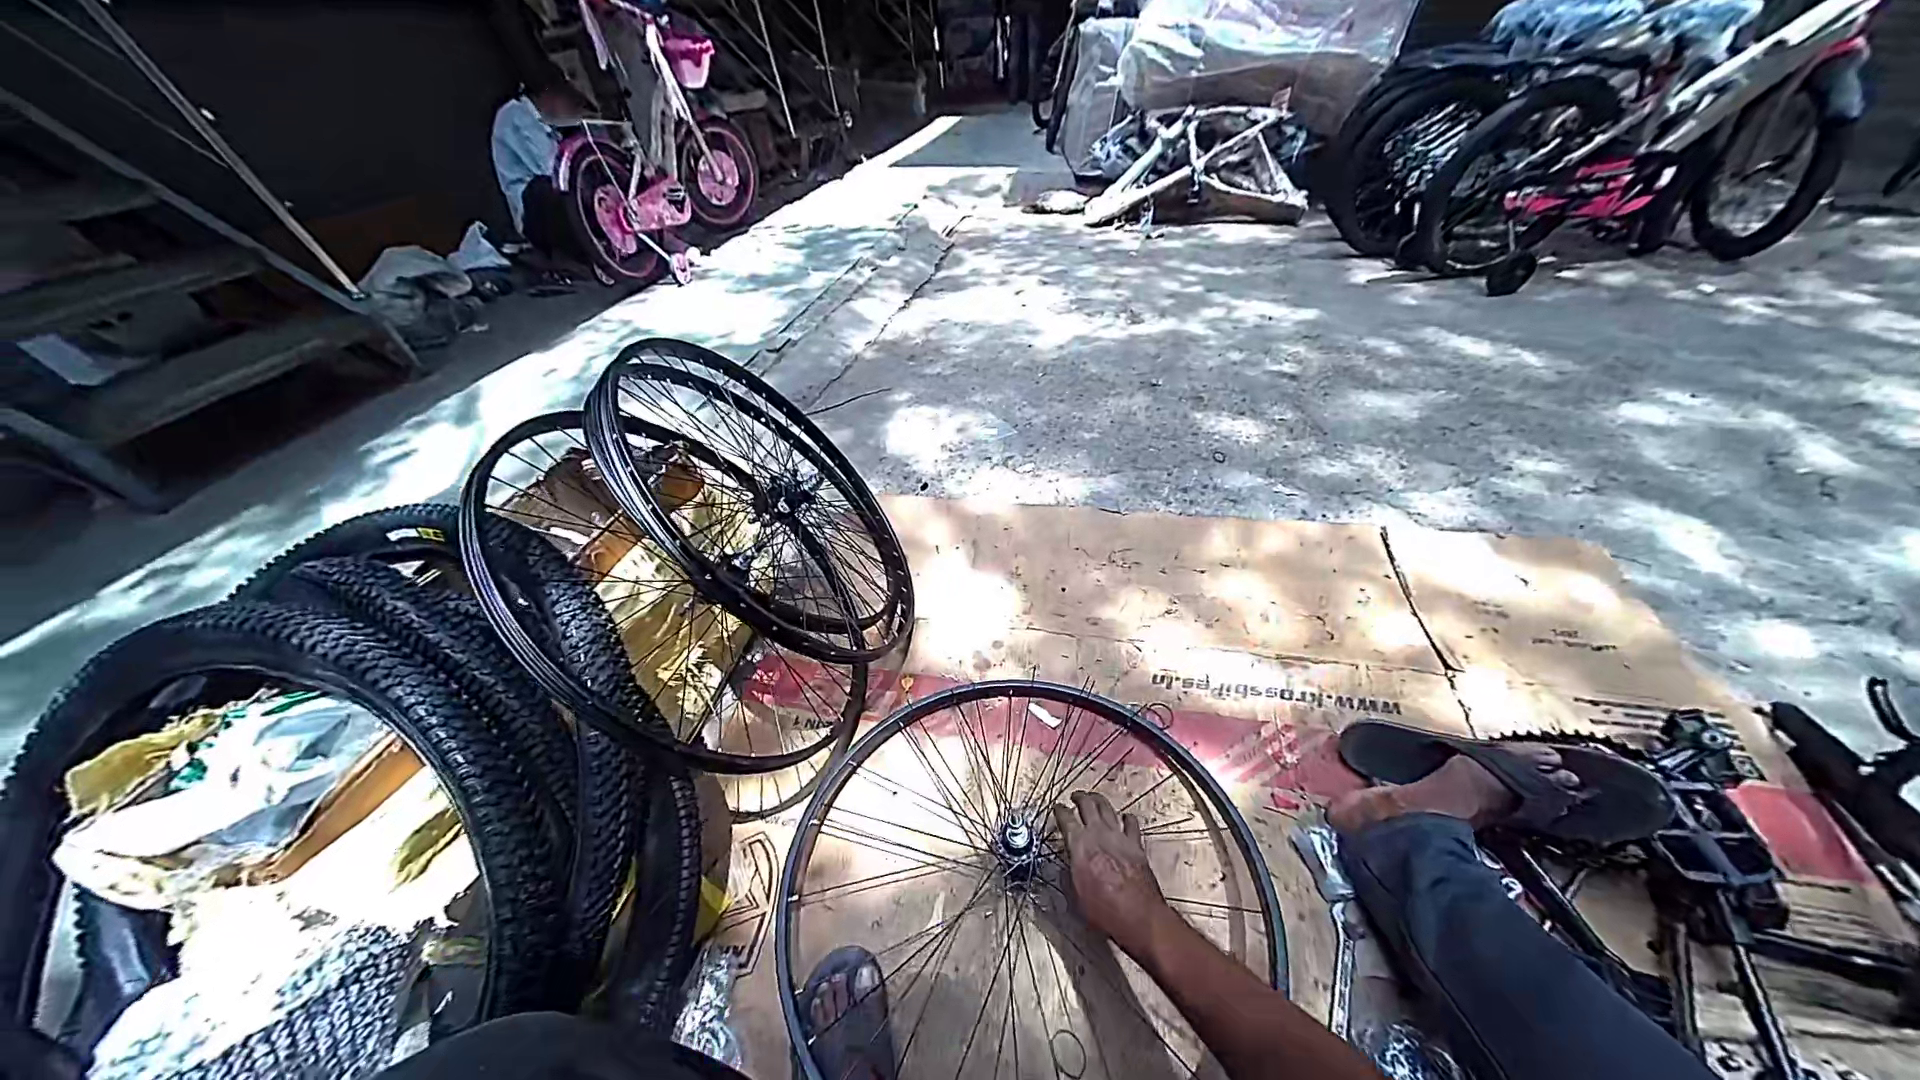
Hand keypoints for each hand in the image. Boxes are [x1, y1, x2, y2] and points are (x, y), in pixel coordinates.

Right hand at [1053, 791, 1168, 953]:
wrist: (1138, 916)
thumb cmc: (1105, 909)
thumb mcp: (1075, 894)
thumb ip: (1069, 872)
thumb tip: (1067, 866)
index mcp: (1079, 844)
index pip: (1065, 818)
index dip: (1060, 811)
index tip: (1058, 808)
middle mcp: (1098, 834)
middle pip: (1087, 804)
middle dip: (1079, 797)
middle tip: (1075, 796)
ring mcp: (1119, 836)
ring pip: (1107, 807)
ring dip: (1099, 800)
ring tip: (1094, 798)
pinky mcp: (1136, 844)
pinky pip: (1131, 823)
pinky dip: (1126, 818)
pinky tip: (1125, 817)